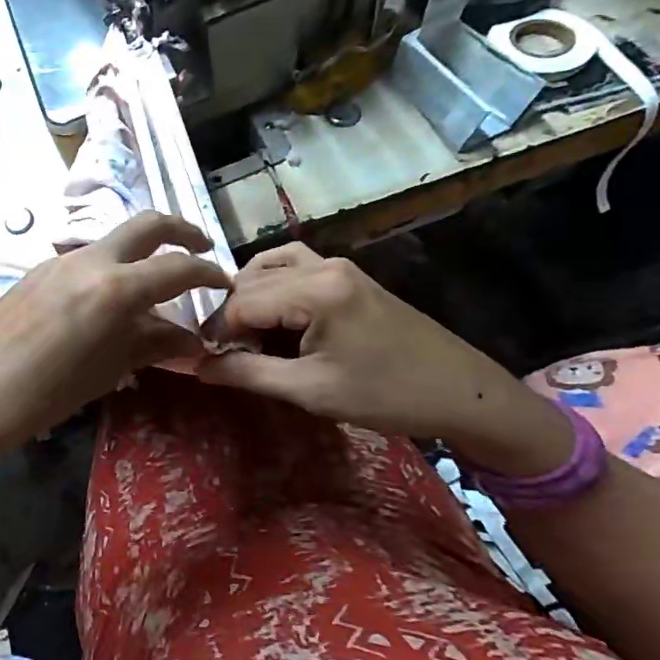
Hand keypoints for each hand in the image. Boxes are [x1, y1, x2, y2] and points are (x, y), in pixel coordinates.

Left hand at [0, 212, 229, 471]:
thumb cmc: (36, 397)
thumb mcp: (102, 374)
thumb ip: (148, 346)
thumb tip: (189, 341)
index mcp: (112, 288)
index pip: (178, 267)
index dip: (209, 274)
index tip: (226, 286)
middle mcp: (88, 261)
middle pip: (148, 224)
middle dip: (182, 231)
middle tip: (202, 253)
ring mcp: (58, 263)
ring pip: (115, 241)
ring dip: (144, 252)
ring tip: (158, 291)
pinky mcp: (36, 275)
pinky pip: (88, 261)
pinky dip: (114, 270)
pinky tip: (111, 308)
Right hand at [198, 243, 571, 474]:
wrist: (460, 391)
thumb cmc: (386, 395)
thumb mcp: (310, 390)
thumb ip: (249, 373)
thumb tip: (199, 367)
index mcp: (315, 289)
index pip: (241, 301)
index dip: (215, 331)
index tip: (200, 361)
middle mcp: (324, 265)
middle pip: (253, 280)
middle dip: (230, 315)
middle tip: (221, 354)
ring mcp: (340, 266)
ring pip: (273, 266)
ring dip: (249, 296)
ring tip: (242, 334)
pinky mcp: (350, 277)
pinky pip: (297, 268)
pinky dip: (274, 286)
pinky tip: (271, 316)